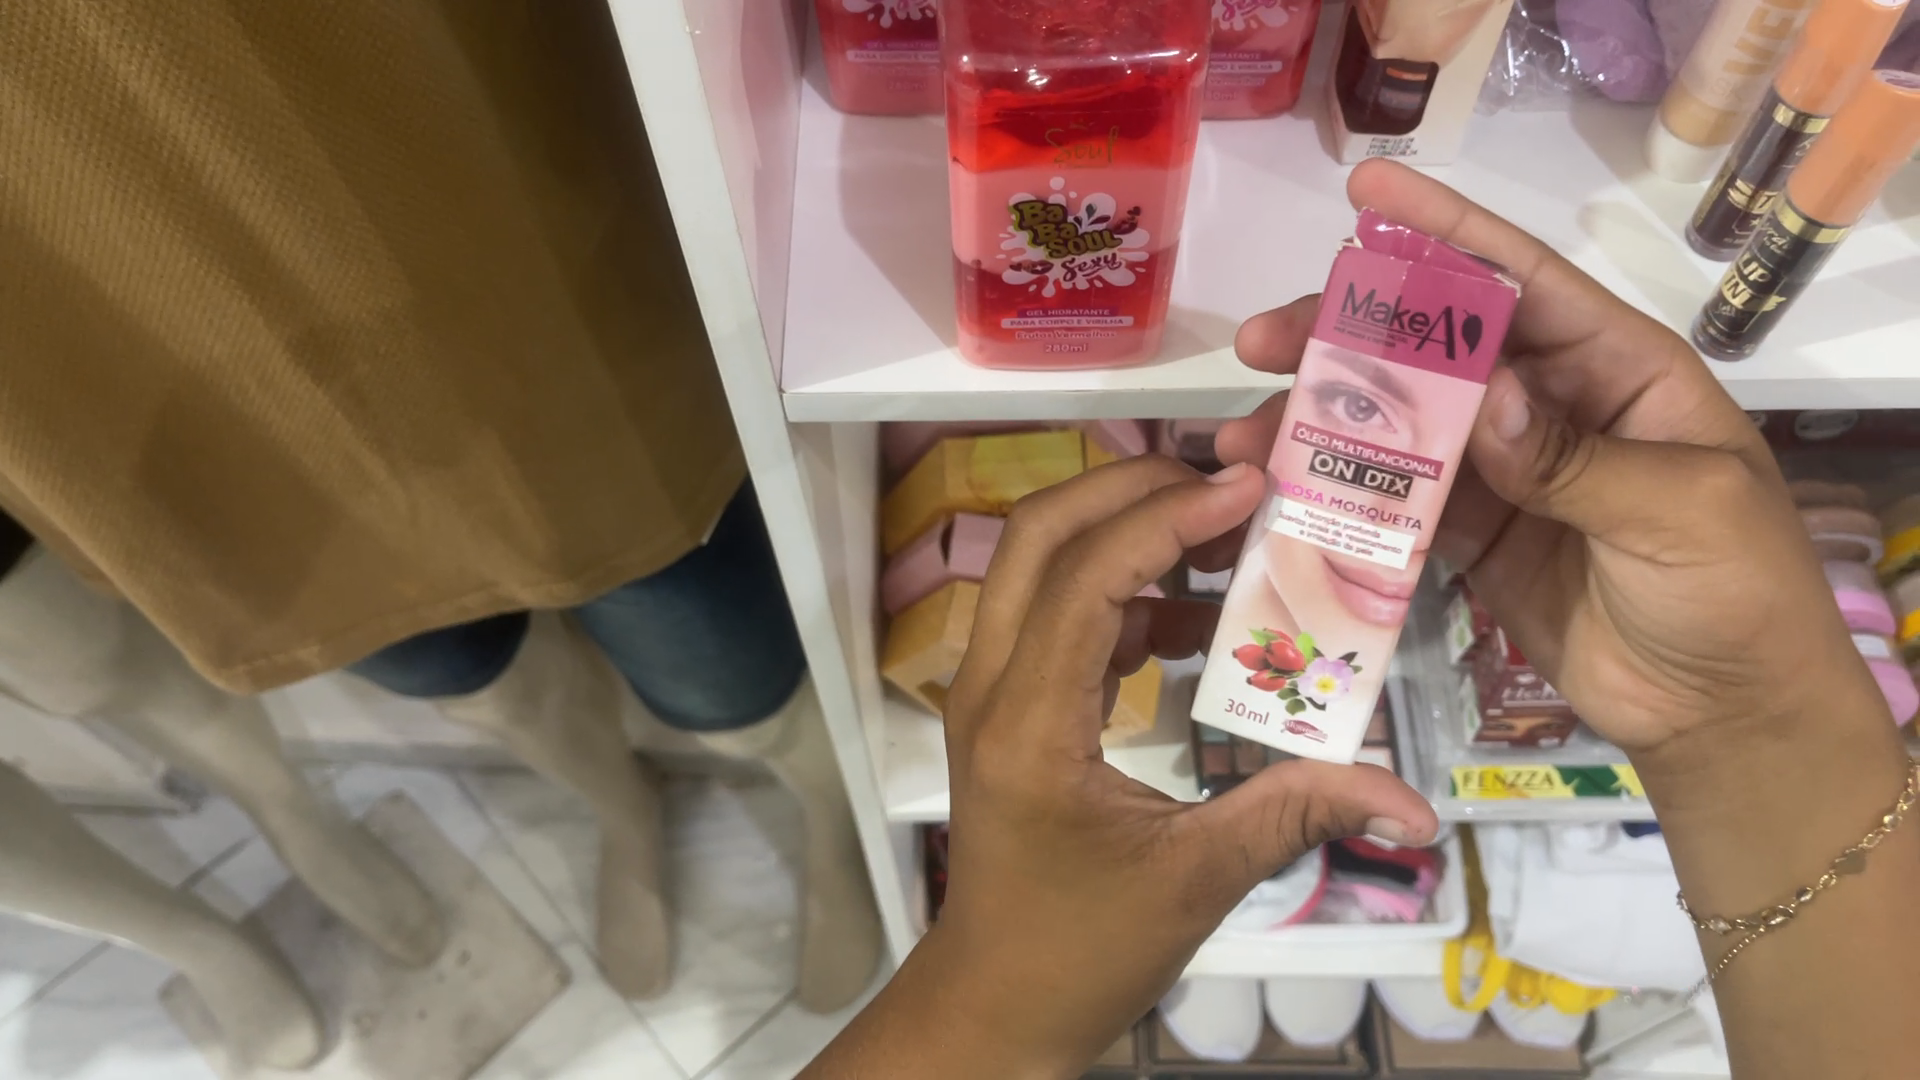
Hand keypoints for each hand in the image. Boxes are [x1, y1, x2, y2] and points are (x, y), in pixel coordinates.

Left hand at [930, 455, 1436, 1076]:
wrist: (995, 994)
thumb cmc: (1080, 945)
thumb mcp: (1194, 881)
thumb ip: (1295, 815)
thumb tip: (1414, 801)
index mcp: (1027, 720)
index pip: (1084, 579)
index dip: (1164, 518)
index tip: (1246, 485)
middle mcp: (989, 680)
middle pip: (1036, 536)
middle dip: (1127, 489)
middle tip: (1226, 484)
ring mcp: (988, 683)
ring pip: (1039, 562)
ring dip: (1122, 530)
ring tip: (1222, 535)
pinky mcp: (1007, 695)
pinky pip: (1055, 610)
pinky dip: (1119, 590)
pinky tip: (1187, 617)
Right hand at [1220, 159, 1879, 767]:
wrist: (1710, 708)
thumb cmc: (1731, 595)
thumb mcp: (1680, 513)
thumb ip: (1575, 457)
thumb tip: (1479, 398)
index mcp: (1609, 370)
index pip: (1517, 280)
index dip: (1441, 233)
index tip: (1364, 193)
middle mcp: (1537, 405)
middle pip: (1422, 351)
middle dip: (1337, 337)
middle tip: (1257, 345)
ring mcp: (1490, 469)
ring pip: (1386, 425)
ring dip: (1312, 424)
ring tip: (1241, 438)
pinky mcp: (1456, 528)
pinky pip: (1384, 496)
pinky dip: (1330, 489)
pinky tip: (1278, 488)